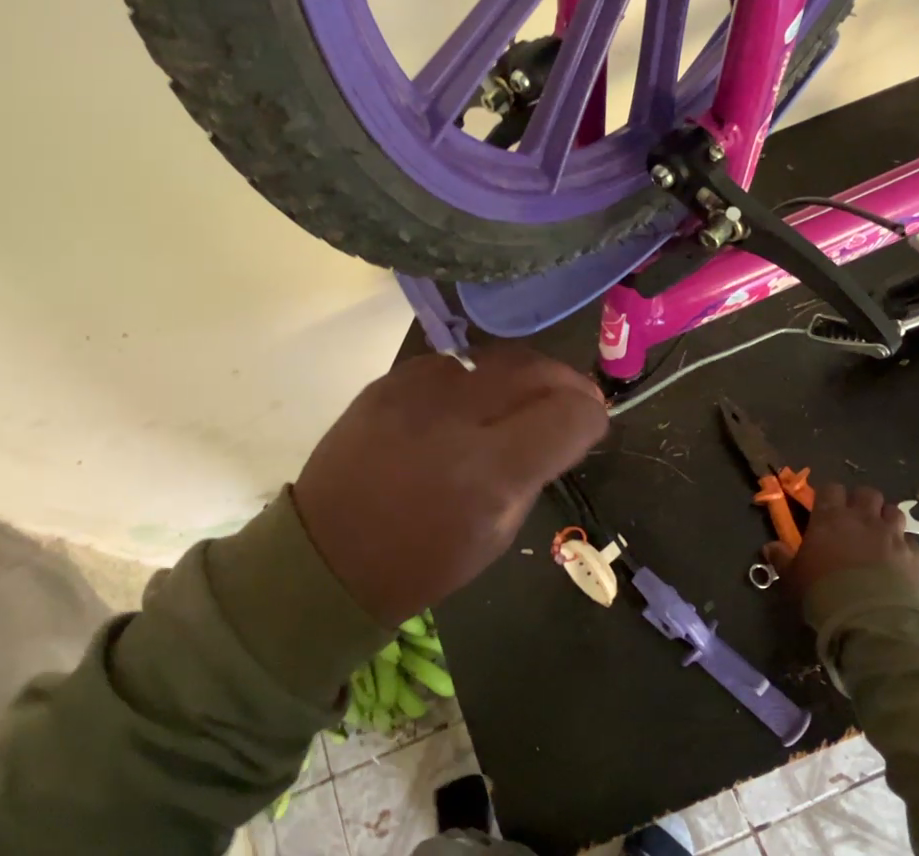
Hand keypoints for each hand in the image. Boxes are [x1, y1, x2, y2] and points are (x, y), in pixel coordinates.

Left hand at [294, 344, 608, 624]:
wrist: (327, 554)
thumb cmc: (421, 562)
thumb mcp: (497, 534)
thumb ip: (535, 472)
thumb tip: (564, 428)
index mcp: (489, 472)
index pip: (570, 414)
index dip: (591, 418)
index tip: (590, 429)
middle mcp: (456, 418)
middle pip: (535, 370)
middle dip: (565, 384)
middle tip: (572, 403)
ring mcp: (416, 391)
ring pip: (497, 356)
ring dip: (525, 374)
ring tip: (529, 396)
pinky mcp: (388, 381)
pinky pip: (454, 361)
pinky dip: (480, 375)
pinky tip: (479, 398)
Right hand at [761, 483, 918, 598]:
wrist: (869, 616)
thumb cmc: (823, 591)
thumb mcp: (793, 577)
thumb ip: (782, 558)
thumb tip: (769, 547)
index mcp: (830, 517)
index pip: (831, 489)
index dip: (828, 496)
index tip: (824, 508)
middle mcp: (862, 518)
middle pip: (866, 492)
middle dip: (861, 501)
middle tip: (854, 519)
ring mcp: (891, 534)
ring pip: (893, 510)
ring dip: (885, 517)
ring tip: (878, 533)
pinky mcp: (913, 554)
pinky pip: (909, 539)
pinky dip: (903, 544)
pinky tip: (897, 558)